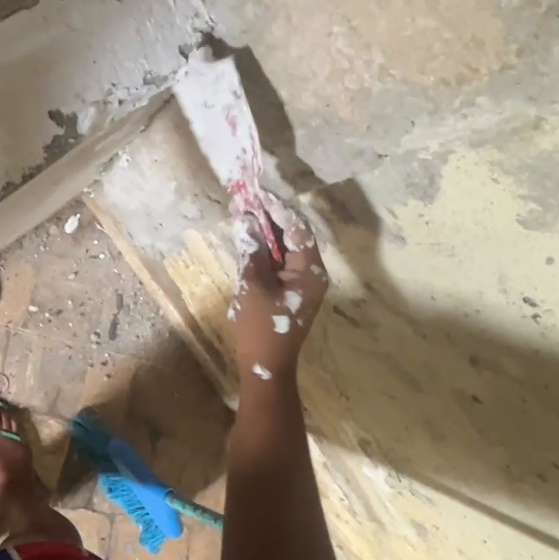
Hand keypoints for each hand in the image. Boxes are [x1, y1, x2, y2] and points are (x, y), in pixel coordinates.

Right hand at [231, 198, 328, 382]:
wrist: (266, 366)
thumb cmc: (261, 327)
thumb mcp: (253, 285)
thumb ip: (252, 251)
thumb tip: (247, 220)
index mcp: (311, 271)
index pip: (298, 230)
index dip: (279, 210)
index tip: (259, 193)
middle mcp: (312, 274)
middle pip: (294, 237)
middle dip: (271, 218)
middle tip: (248, 200)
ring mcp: (302, 284)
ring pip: (285, 249)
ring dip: (266, 233)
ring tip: (245, 213)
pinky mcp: (290, 292)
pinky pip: (279, 263)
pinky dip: (265, 250)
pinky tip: (248, 240)